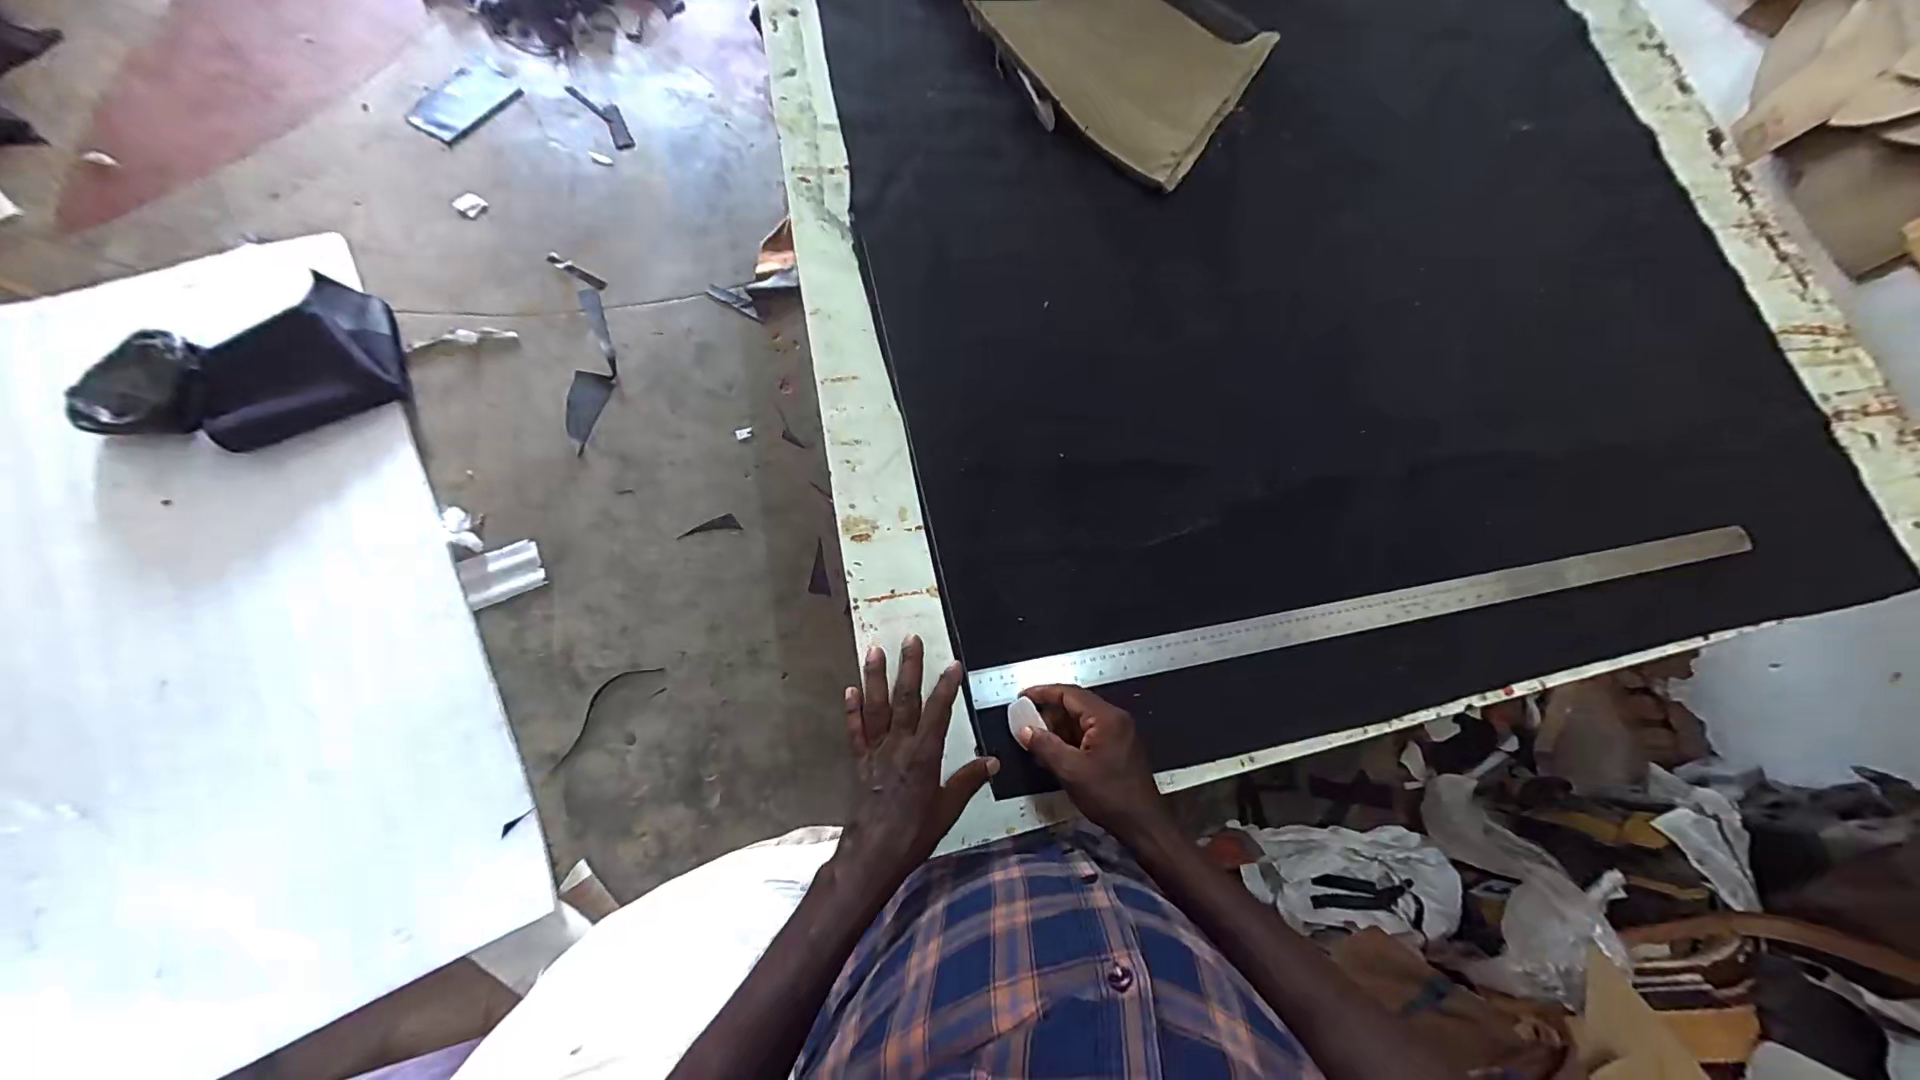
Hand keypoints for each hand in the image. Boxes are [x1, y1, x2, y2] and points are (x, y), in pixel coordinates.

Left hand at [831, 638, 997, 898]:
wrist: (874, 854)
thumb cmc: (914, 833)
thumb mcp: (948, 809)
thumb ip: (968, 781)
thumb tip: (992, 761)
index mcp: (924, 756)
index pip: (937, 713)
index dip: (946, 687)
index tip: (953, 665)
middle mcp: (899, 747)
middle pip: (904, 700)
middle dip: (909, 668)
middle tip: (910, 640)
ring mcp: (876, 752)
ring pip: (876, 707)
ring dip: (875, 677)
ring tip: (874, 650)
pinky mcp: (860, 761)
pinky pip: (855, 731)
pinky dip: (852, 710)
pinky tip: (850, 689)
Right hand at [1015, 684, 1172, 843]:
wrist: (1142, 824)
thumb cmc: (1109, 795)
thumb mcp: (1070, 770)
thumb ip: (1045, 745)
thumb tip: (1025, 730)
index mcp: (1107, 718)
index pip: (1070, 694)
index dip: (1043, 693)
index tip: (1022, 697)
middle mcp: (1116, 719)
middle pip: (1076, 705)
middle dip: (1049, 714)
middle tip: (1026, 723)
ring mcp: (1119, 733)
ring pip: (1081, 721)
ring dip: (1058, 729)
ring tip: (1036, 741)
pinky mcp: (1118, 747)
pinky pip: (1089, 734)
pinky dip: (1070, 739)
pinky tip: (1054, 753)